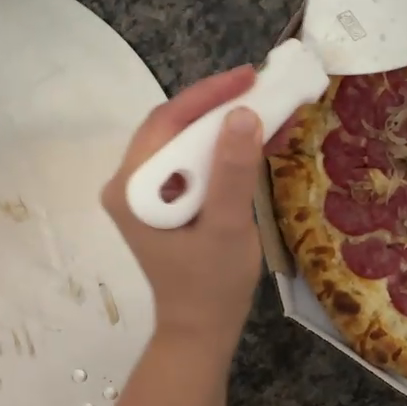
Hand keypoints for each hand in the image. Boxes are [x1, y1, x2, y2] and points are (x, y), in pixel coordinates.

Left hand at [101, 67, 265, 348]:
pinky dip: (228, 153)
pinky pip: (198, 166)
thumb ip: (234, 171)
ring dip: (230, 128)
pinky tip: (261, 142)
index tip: (250, 76)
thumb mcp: (227, 226)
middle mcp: (134, 184)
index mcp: (134, 187)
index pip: (168, 122)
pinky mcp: (170, 205)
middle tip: (266, 89)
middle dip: (223, 107)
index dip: (209, 95)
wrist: (202, 329)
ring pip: (191, 145)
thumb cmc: (212, 283)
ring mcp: (150, 195)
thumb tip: (245, 114)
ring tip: (273, 111)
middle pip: (178, 129)